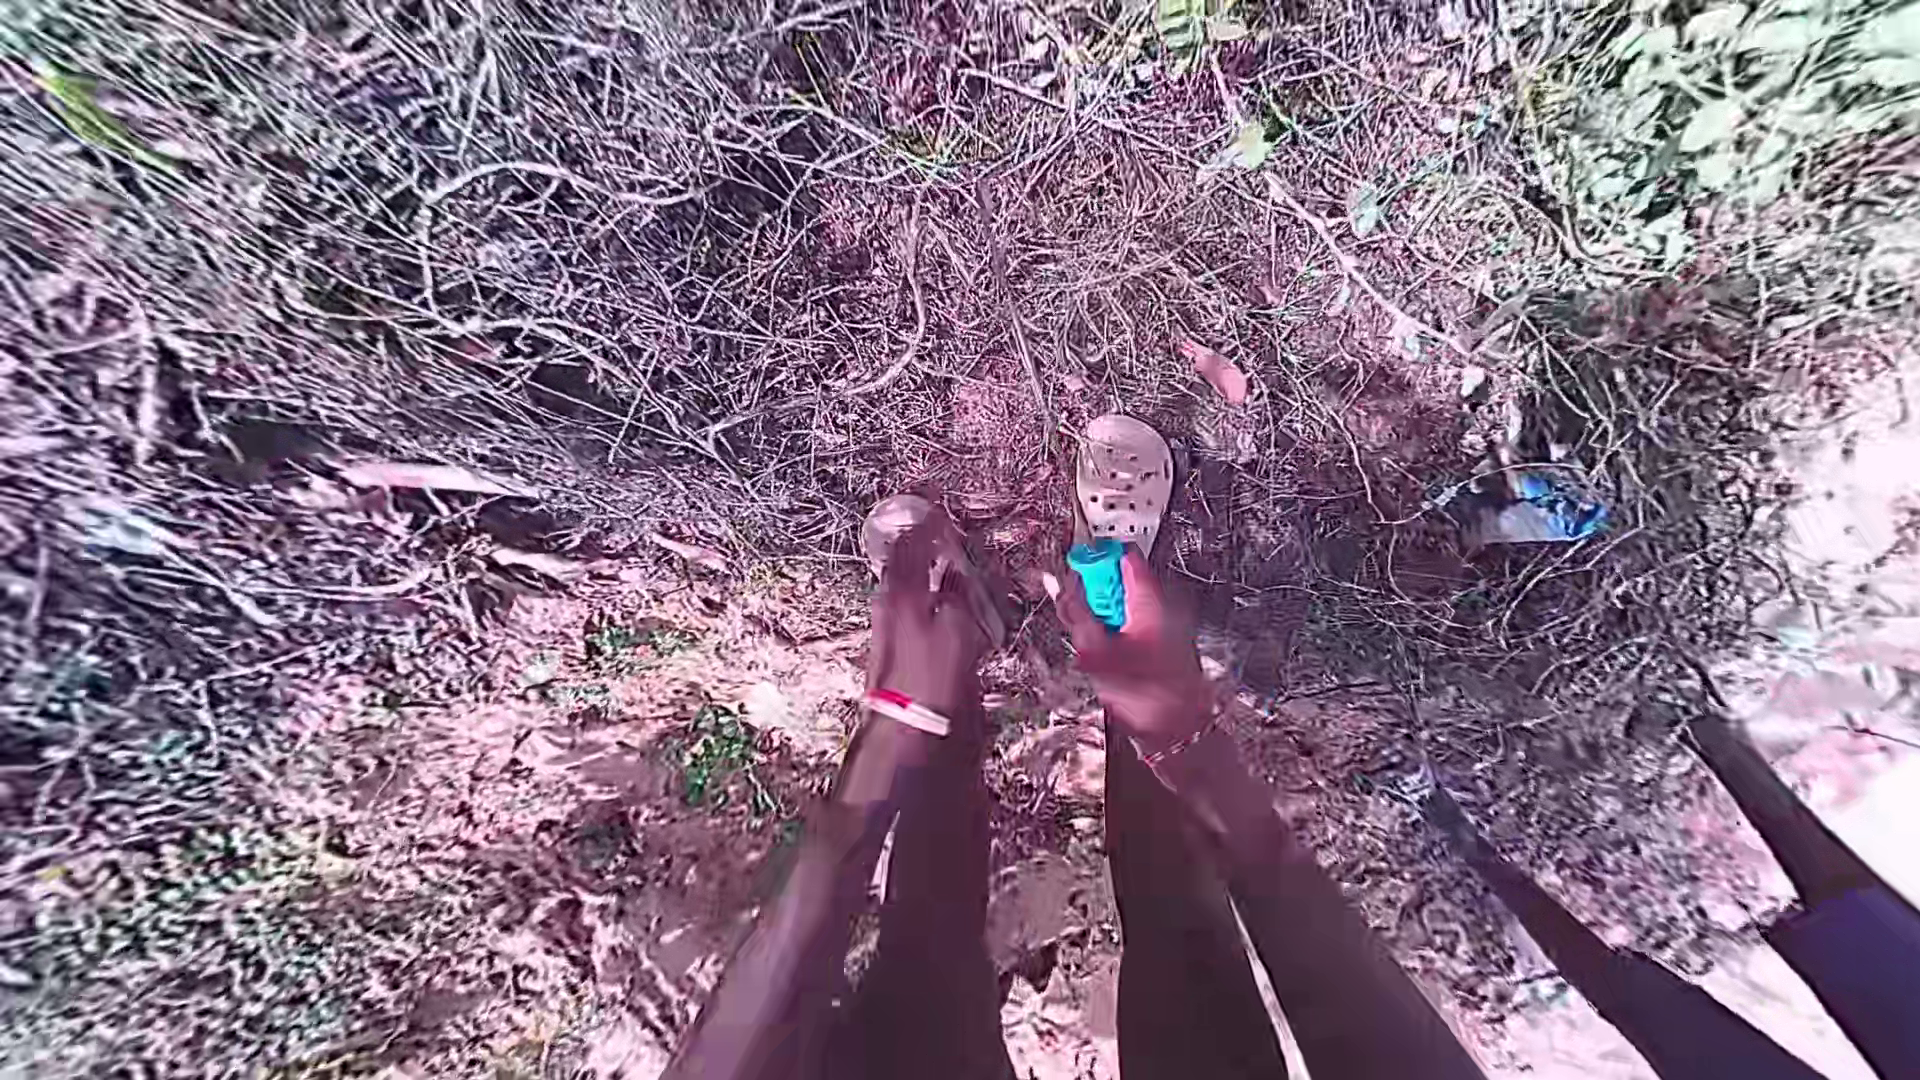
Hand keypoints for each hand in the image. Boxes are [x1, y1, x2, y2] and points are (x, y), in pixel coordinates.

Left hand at [868, 511, 986, 718]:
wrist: (908, 722)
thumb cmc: (932, 673)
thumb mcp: (956, 628)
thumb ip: (957, 593)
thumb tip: (956, 573)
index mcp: (903, 590)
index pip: (910, 542)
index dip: (923, 520)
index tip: (934, 502)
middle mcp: (889, 600)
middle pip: (902, 557)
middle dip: (920, 538)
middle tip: (939, 524)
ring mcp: (888, 618)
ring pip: (905, 577)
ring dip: (921, 560)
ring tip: (942, 551)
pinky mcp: (894, 636)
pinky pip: (908, 596)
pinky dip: (923, 584)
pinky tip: (939, 589)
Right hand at [1049, 548, 1211, 748]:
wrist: (1177, 735)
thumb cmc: (1149, 695)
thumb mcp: (1099, 652)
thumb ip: (1078, 616)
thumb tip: (1062, 588)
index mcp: (1148, 602)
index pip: (1123, 559)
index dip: (1096, 560)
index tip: (1074, 573)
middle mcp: (1153, 611)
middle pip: (1114, 585)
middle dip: (1089, 600)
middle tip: (1079, 623)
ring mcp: (1152, 631)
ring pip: (1114, 611)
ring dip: (1094, 624)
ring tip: (1091, 650)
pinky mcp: (1148, 650)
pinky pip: (1120, 632)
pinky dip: (1105, 641)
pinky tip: (1102, 663)